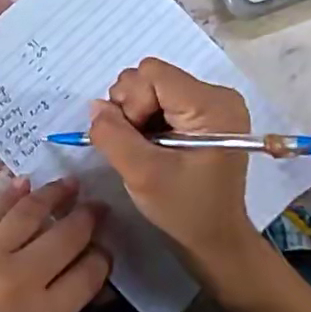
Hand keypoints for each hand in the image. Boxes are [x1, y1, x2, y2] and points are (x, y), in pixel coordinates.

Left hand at [0, 179, 108, 311]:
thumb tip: (87, 282)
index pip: (90, 273)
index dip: (103, 257)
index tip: (104, 249)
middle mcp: (21, 278)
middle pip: (67, 236)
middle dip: (88, 218)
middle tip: (99, 207)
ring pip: (30, 213)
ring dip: (54, 194)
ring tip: (69, 183)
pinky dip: (13, 196)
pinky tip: (26, 185)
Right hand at [87, 57, 257, 263]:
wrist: (214, 237)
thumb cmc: (184, 209)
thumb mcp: (141, 174)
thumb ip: (112, 135)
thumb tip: (95, 107)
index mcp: (211, 105)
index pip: (151, 74)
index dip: (131, 102)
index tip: (137, 138)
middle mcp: (215, 95)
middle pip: (149, 77)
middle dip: (130, 108)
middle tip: (139, 145)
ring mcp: (208, 104)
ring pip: (148, 87)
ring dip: (134, 115)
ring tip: (145, 148)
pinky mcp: (200, 115)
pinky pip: (156, 100)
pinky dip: (144, 121)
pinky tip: (152, 147)